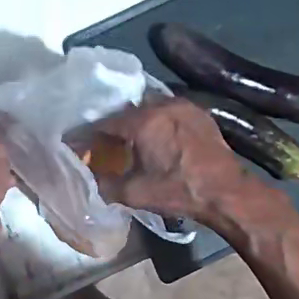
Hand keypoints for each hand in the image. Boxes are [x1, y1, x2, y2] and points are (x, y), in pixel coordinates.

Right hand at [90, 98, 282, 231]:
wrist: (226, 192)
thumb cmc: (178, 191)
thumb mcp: (134, 193)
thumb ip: (105, 184)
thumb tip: (88, 179)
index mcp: (142, 121)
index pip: (103, 124)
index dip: (86, 136)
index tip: (73, 145)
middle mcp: (161, 105)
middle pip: (126, 112)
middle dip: (111, 127)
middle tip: (99, 143)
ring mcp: (184, 106)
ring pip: (149, 109)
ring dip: (135, 123)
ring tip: (126, 141)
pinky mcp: (199, 114)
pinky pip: (168, 112)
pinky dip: (156, 122)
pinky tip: (154, 139)